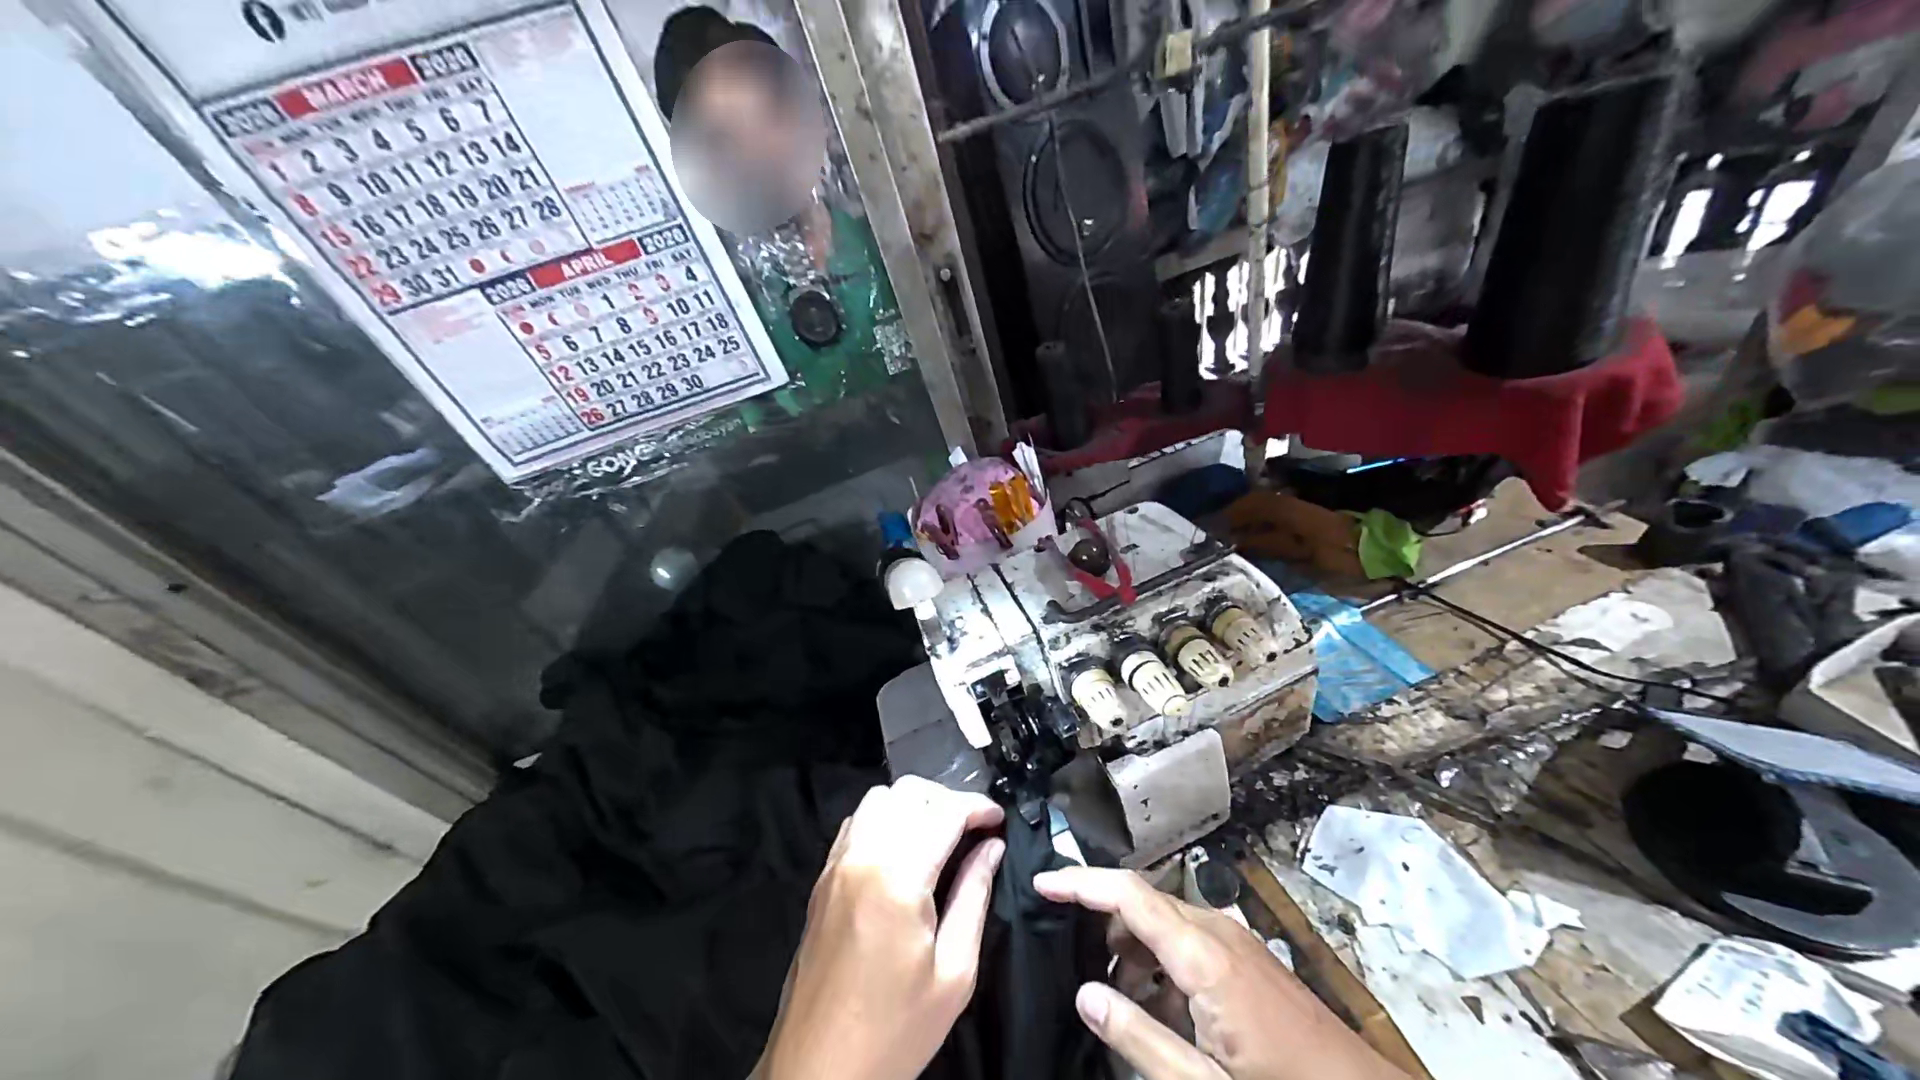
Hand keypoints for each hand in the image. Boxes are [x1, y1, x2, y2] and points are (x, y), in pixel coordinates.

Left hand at [756, 777, 1005, 1079]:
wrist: (818, 1069)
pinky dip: (886, 817)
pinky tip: (905, 847)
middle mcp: (862, 857)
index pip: (943, 811)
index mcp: (897, 878)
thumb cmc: (894, 1030)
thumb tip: (991, 848)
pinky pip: (857, 821)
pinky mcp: (822, 878)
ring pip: (879, 798)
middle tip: (974, 829)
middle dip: (948, 799)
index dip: (978, 807)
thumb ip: (974, 896)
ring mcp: (836, 865)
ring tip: (942, 834)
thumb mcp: (954, 972)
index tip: (998, 820)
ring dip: (915, 804)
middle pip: (909, 792)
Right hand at [1034, 866, 1409, 1079]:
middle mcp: (1217, 931)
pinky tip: (1152, 1002)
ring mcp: (1237, 942)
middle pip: (1143, 900)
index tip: (1041, 883)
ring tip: (1105, 984)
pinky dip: (1158, 958)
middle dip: (1099, 913)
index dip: (1080, 882)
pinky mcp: (1248, 959)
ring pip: (1165, 920)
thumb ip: (1138, 1038)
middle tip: (1061, 939)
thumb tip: (1084, 993)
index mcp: (1202, 954)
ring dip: (1129, 941)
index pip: (1128, 893)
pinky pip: (1189, 940)